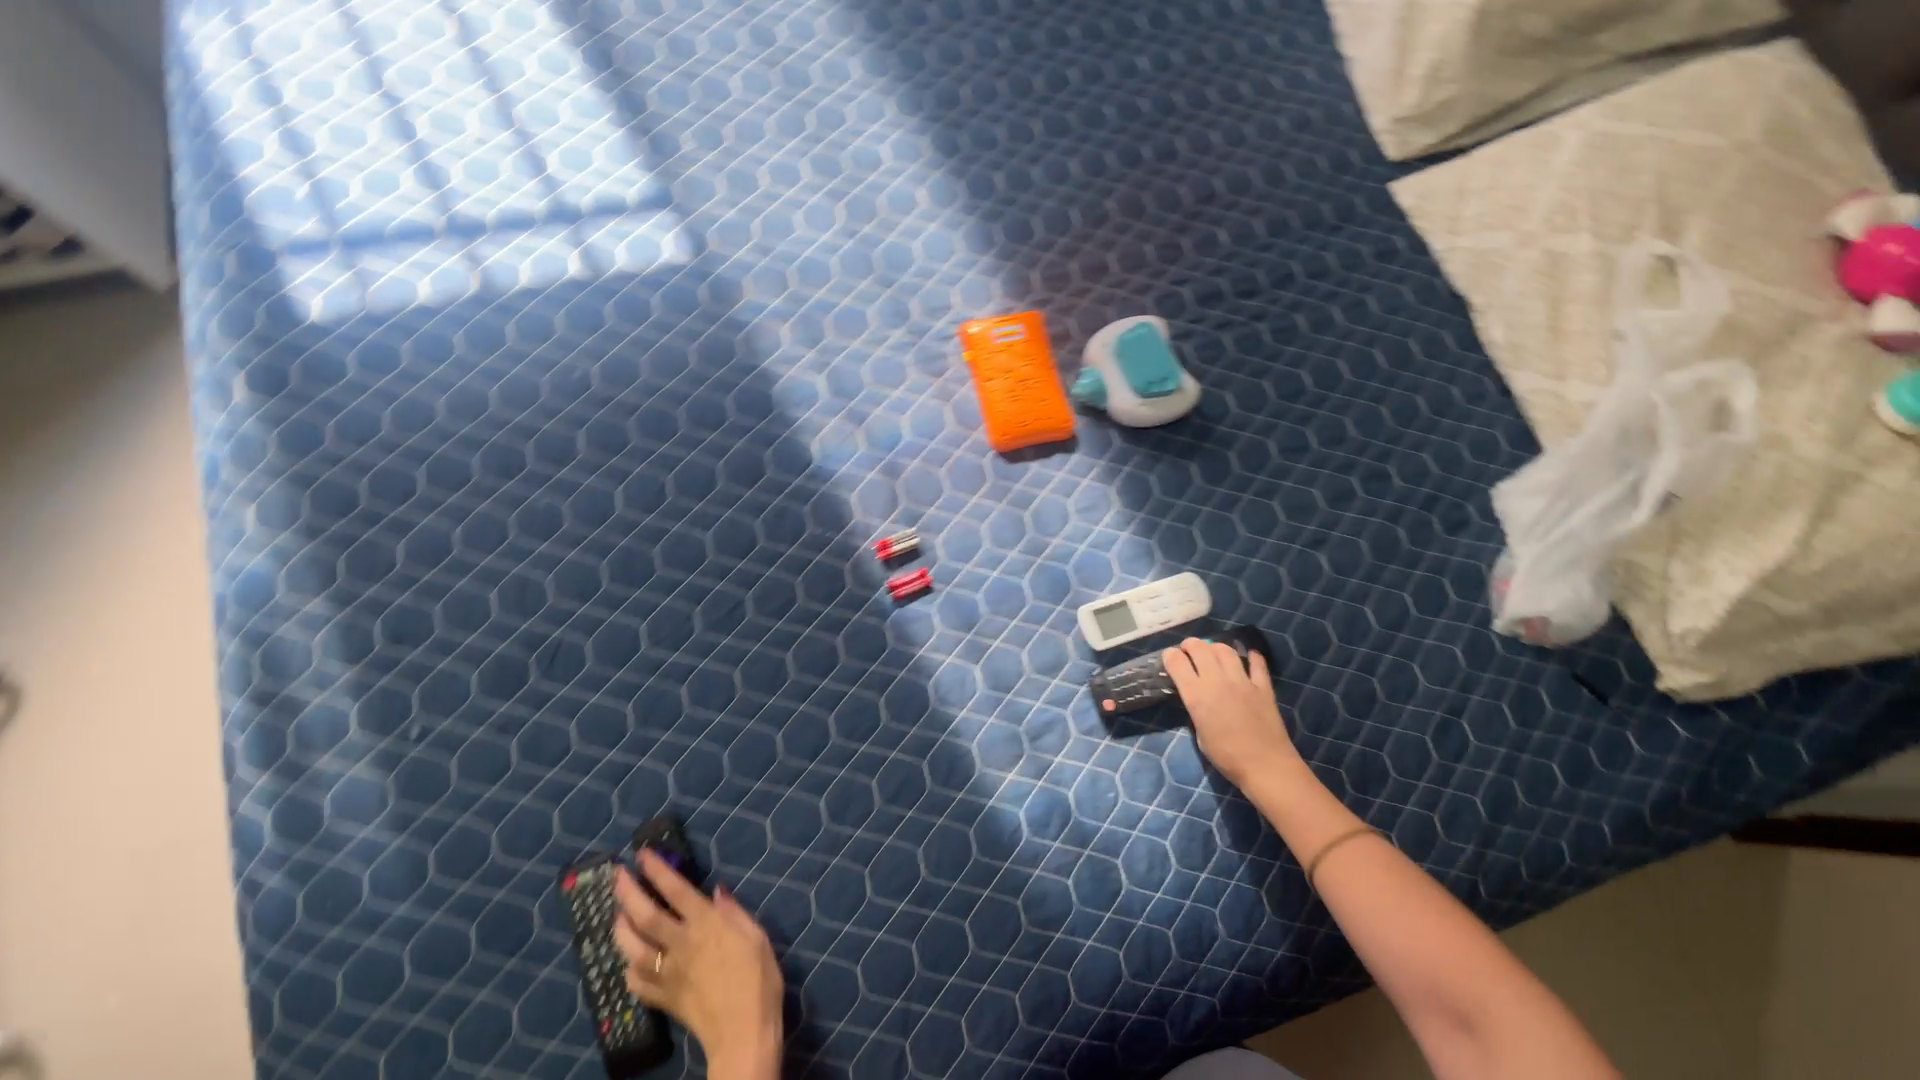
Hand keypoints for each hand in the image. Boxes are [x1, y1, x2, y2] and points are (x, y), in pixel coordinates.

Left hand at [612, 851, 783, 1078]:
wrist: (744, 1032)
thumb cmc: (759, 980)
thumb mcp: (758, 937)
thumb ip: (735, 913)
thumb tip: (717, 892)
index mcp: (706, 925)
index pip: (676, 891)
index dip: (658, 870)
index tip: (642, 854)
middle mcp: (681, 944)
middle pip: (646, 915)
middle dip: (628, 892)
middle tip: (617, 875)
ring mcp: (669, 973)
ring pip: (633, 948)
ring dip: (621, 929)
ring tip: (616, 915)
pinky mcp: (664, 998)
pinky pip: (638, 983)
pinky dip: (629, 971)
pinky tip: (628, 964)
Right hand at [1163, 637, 1298, 786]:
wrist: (1264, 765)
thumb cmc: (1226, 757)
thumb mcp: (1200, 734)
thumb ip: (1197, 710)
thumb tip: (1199, 699)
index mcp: (1197, 696)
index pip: (1177, 663)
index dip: (1170, 656)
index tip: (1169, 656)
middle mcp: (1218, 682)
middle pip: (1201, 650)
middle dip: (1190, 644)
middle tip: (1188, 648)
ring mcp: (1243, 682)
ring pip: (1226, 651)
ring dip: (1215, 646)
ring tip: (1212, 650)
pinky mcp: (1263, 687)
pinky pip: (1257, 664)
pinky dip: (1252, 657)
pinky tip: (1249, 655)